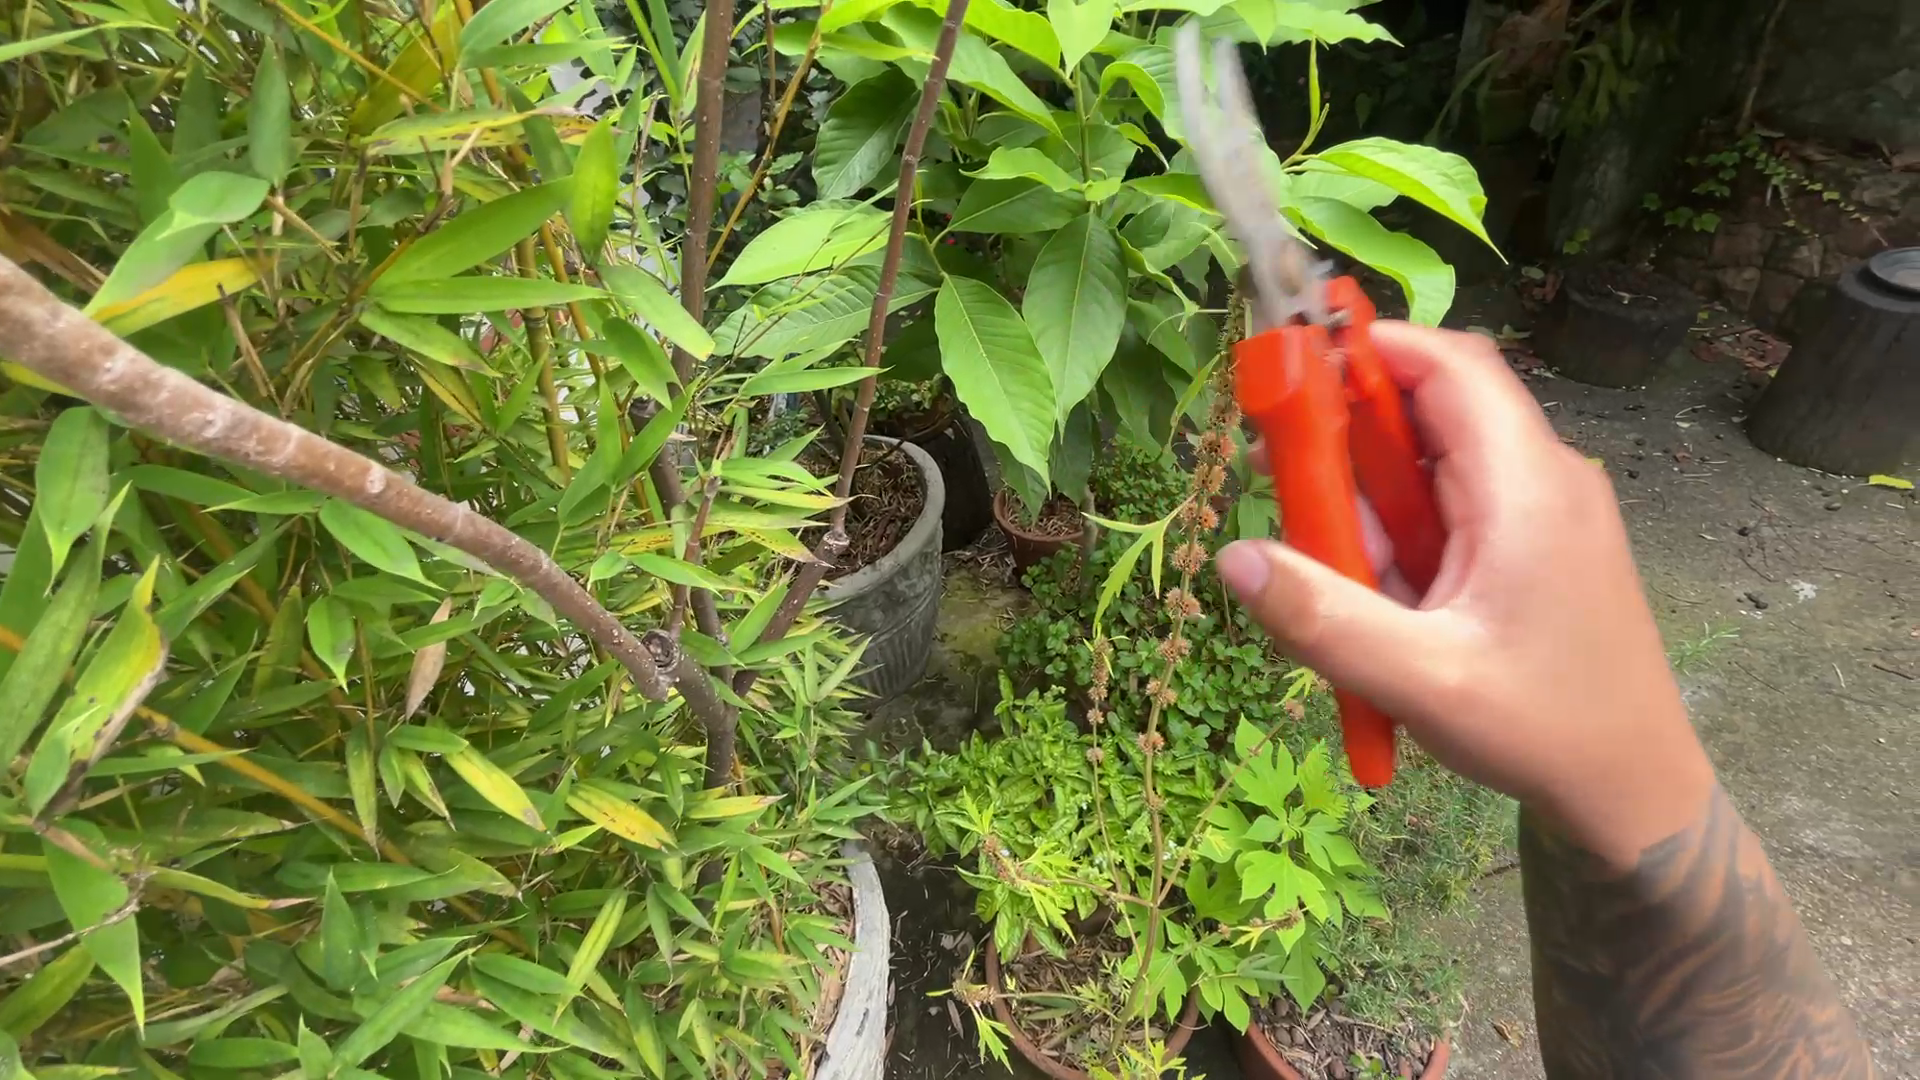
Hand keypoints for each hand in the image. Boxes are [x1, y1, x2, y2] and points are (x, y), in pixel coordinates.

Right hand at [1215, 322, 1715, 867]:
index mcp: (1527, 486)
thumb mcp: (1420, 680)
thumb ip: (1322, 619)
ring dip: (1358, 503)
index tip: (1291, 369)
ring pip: (1417, 467)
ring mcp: (1524, 512)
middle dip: (1342, 438)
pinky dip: (1382, 536)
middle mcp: (1532, 479)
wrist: (1629, 790)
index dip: (1370, 349)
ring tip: (1337, 571)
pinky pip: (1428, 510)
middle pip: (1424, 412)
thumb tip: (1231, 556)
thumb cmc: (1543, 729)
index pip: (1452, 367)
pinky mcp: (1512, 544)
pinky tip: (1373, 593)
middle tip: (1277, 479)